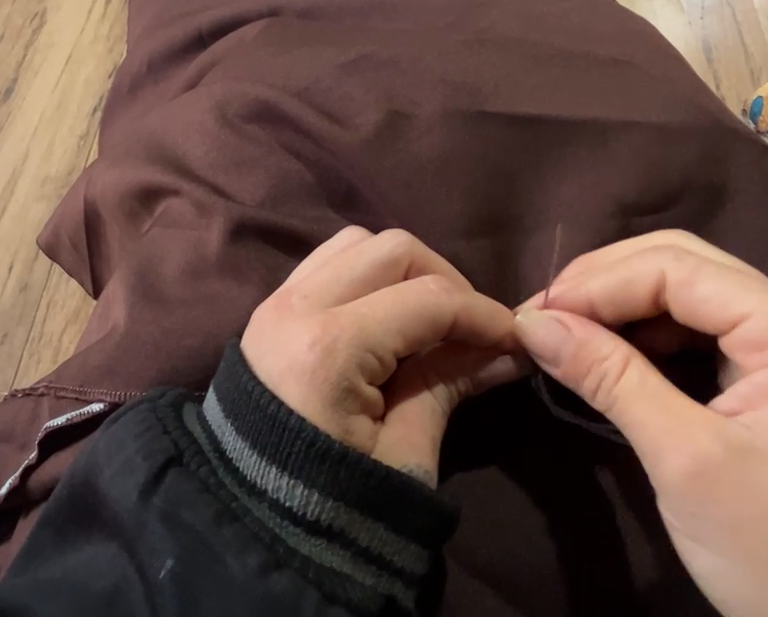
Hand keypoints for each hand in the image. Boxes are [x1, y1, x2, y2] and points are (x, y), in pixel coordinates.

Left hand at [242, 227, 526, 484]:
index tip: (518, 338)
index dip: (483, 314)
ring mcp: (276, 300)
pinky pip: (327, 261)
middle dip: (445, 280)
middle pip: (392, 249)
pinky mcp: (268, 307)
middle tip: (472, 330)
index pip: (428, 299)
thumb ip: (450, 385)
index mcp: (330, 347)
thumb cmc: (333, 504)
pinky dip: (366, 273)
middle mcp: (298, 305)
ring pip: (356, 243)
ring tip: (429, 320)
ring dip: (402, 270)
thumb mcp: (404, 456)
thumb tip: (510, 350)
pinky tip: (387, 315)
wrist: (249, 524)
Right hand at [517, 231, 767, 616]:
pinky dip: (656, 338)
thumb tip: (529, 322)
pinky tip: (618, 357)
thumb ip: (608, 377)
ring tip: (570, 335)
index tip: (534, 317)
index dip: (596, 284)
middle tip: (545, 318)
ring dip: (627, 308)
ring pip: (697, 295)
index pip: (677, 269)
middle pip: (688, 266)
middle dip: (607, 284)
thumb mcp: (685, 462)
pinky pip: (714, 334)